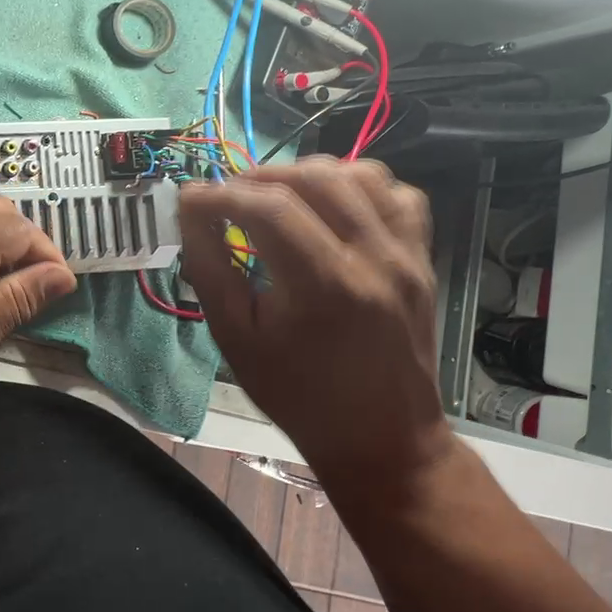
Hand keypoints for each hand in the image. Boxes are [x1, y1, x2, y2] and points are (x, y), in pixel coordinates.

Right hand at [177, 158, 451, 490]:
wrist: (382, 437)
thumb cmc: (296, 394)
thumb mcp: (234, 336)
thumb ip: (209, 266)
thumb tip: (191, 211)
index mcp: (323, 285)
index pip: (267, 207)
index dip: (219, 194)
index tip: (189, 200)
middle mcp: (374, 259)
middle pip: (313, 178)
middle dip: (257, 178)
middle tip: (226, 200)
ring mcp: (406, 257)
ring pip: (359, 175)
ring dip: (306, 173)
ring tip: (274, 196)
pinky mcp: (422, 260)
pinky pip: (398, 195)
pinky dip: (359, 186)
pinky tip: (329, 206)